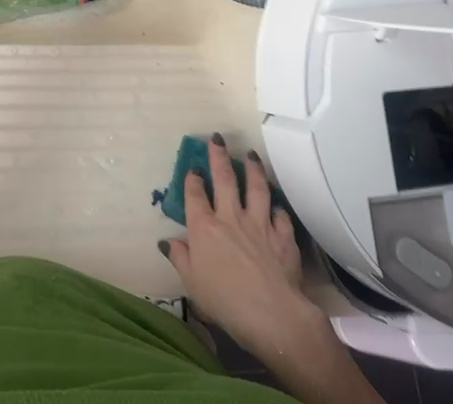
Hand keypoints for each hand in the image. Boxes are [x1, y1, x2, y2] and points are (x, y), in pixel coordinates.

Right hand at [160, 136, 319, 354]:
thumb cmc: (224, 300)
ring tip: (251, 155)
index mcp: (204, 228)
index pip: (195, 195)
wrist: (271, 313)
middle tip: (218, 138)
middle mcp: (231, 218)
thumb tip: (169, 242)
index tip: (193, 168)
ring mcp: (260, 224)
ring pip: (257, 188)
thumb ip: (180, 258)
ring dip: (253, 169)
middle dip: (219, 156)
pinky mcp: (283, 237)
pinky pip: (280, 215)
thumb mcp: (192, 283)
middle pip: (225, 180)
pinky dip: (278, 207)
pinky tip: (277, 202)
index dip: (193, 179)